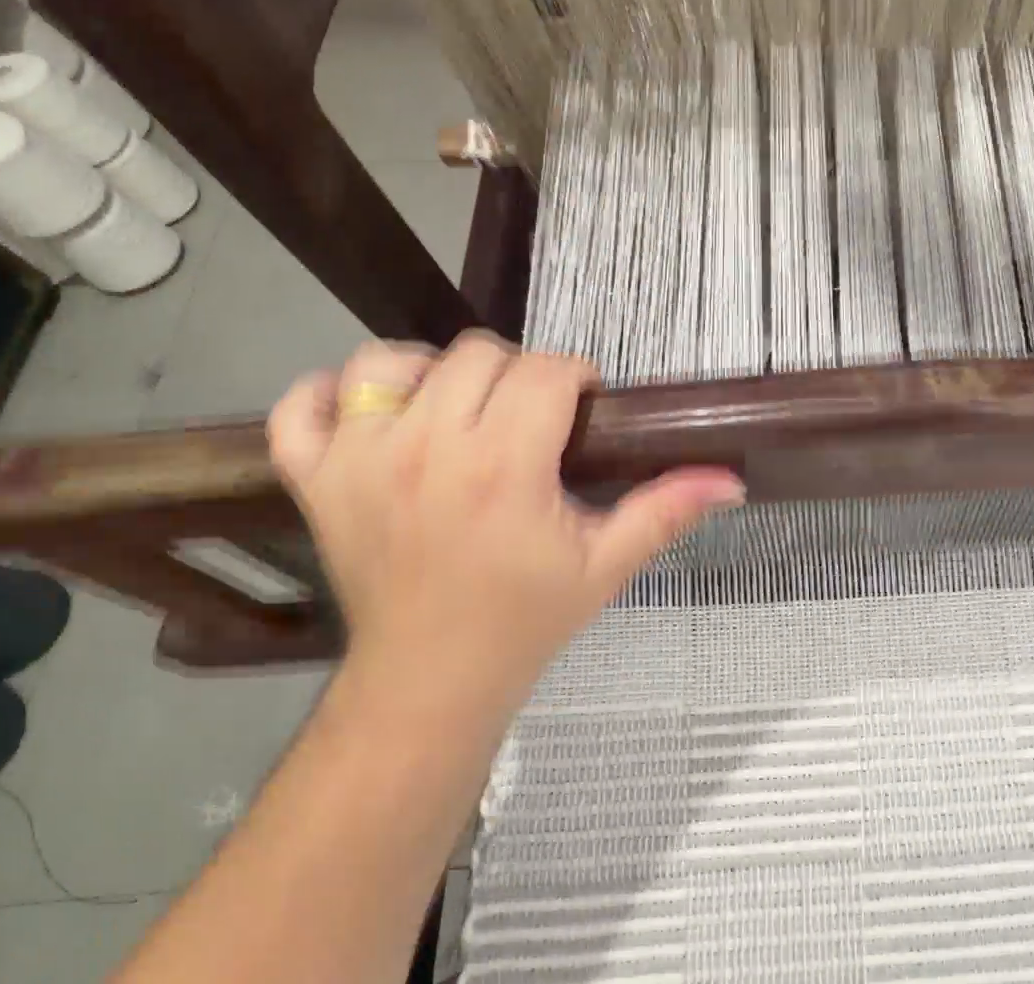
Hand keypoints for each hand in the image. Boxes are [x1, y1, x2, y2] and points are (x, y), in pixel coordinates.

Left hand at [267, 332, 744, 706]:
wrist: (431, 676)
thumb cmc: (525, 618)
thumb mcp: (605, 566)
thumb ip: (666, 512)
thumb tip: (732, 481)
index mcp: (503, 467)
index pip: (544, 372)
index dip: (575, 377)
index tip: (583, 406)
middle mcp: (426, 447)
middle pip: (476, 356)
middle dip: (516, 376)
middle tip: (530, 421)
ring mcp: (359, 459)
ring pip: (388, 362)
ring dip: (431, 375)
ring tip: (456, 412)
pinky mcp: (312, 478)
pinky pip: (301, 405)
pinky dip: (330, 396)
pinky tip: (373, 415)